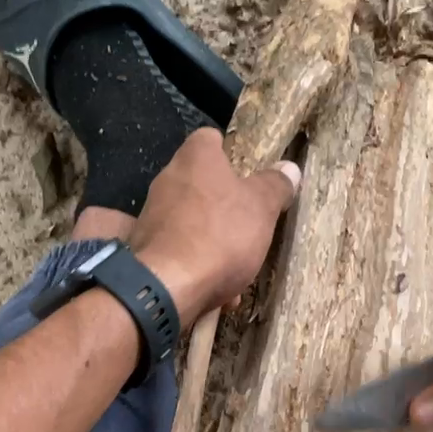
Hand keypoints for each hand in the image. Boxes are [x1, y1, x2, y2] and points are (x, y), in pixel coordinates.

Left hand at [130, 129, 300, 326]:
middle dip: (225, 206)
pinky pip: (178, 253)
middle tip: (250, 226)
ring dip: (214, 243)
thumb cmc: (220, 235)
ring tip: (237, 269)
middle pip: (201, 184)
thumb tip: (289, 169)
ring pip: (191, 223)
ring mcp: (151, 217)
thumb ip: (275, 186)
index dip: (231, 152)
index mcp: (194, 158)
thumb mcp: (261, 207)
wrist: (168, 287)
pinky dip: (197, 267)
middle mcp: (166, 180)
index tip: (249, 173)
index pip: (210, 139)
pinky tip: (216, 292)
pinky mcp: (144, 251)